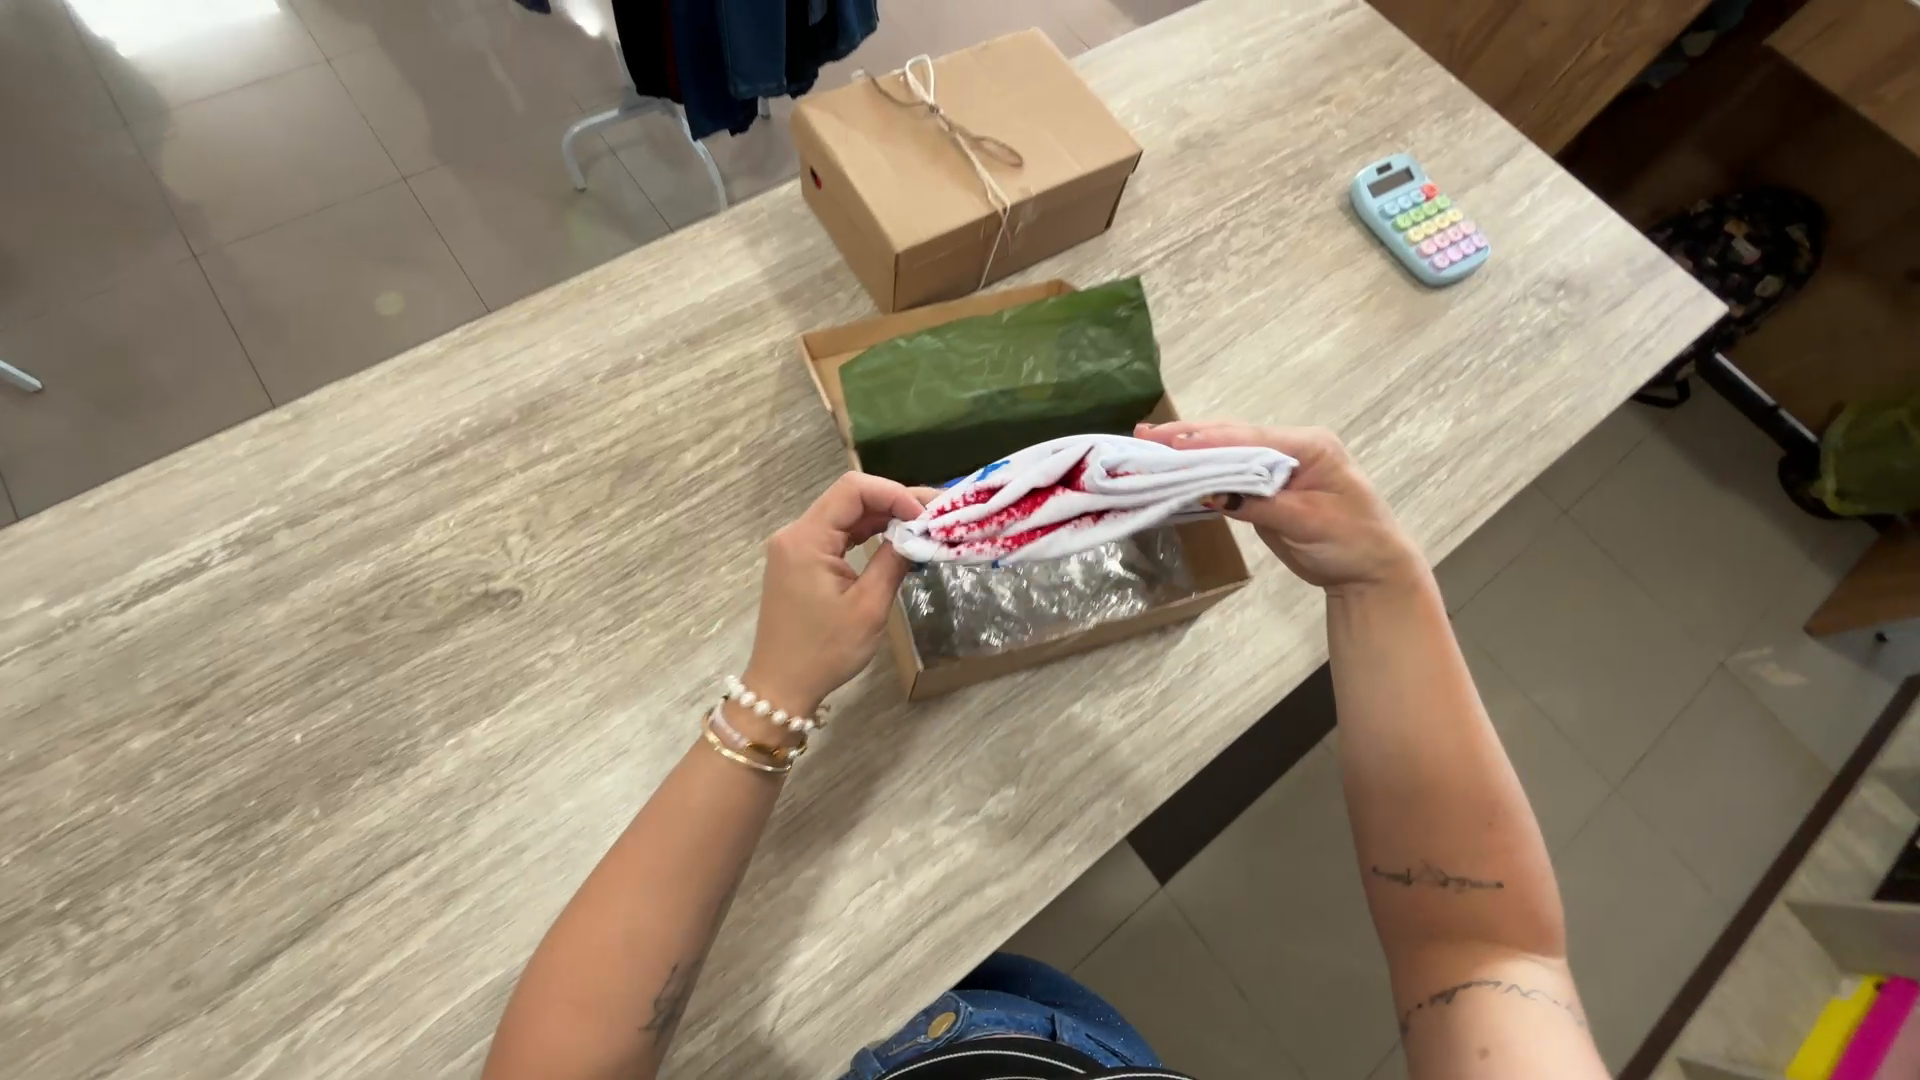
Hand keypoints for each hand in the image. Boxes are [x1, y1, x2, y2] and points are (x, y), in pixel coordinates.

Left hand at [741, 473, 926, 724]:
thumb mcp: (868, 607)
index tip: (926, 516)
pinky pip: (838, 536)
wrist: (782, 687)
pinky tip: (897, 541)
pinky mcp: (801, 563)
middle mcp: (796, 534)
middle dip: (895, 502)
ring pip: (846, 516)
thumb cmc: (824, 652)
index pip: (853, 490)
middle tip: (938, 515)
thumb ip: (893, 561)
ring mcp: (796, 548)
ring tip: (925, 526)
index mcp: (806, 539)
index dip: (894, 493)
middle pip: (850, 498)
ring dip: (885, 518)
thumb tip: (918, 534)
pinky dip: (868, 535)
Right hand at [1135, 421, 1424, 595]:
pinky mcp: (1264, 488)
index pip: (1249, 438)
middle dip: (1189, 437)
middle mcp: (1290, 448)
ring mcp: (1276, 467)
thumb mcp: (1306, 521)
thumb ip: (1258, 502)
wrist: (1369, 571)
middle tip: (1146, 435)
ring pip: (1226, 452)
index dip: (1208, 440)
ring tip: (1150, 445)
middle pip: (1233, 437)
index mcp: (1308, 446)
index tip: (1170, 442)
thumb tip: (1209, 492)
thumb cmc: (1351, 541)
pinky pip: (1227, 473)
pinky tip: (1175, 468)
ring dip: (1189, 451)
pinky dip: (1201, 471)